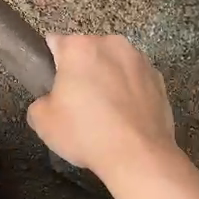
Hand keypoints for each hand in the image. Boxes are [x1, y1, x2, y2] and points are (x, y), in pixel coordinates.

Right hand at [26, 35, 179, 176]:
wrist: (138, 156)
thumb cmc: (86, 133)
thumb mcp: (43, 121)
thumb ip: (40, 102)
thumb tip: (50, 101)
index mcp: (80, 47)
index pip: (55, 43)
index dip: (51, 64)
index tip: (53, 86)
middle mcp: (112, 44)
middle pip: (88, 52)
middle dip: (82, 71)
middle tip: (77, 103)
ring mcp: (139, 60)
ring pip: (114, 65)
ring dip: (108, 79)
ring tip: (106, 114)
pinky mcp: (159, 79)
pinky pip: (135, 81)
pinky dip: (129, 92)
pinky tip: (125, 118)